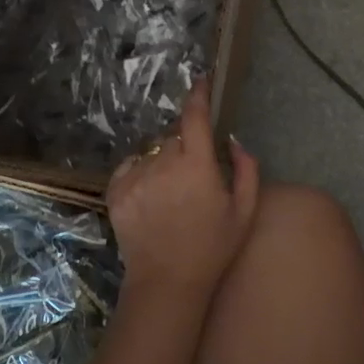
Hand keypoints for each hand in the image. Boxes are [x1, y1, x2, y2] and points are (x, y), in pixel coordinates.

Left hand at [105, 82, 260, 304]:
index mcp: (196, 165)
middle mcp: (162, 164)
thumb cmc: (212, 249)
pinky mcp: (116, 192)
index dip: (199, 94)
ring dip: (163, 160)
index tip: (202, 80)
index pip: (194, 116)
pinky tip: (152, 194)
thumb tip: (233, 141)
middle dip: (185, 144)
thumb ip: (247, 170)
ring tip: (172, 191)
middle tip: (195, 173)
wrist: (167, 283)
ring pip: (151, 151)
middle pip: (173, 136)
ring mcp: (135, 177)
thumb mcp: (244, 211)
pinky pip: (129, 166)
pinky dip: (141, 172)